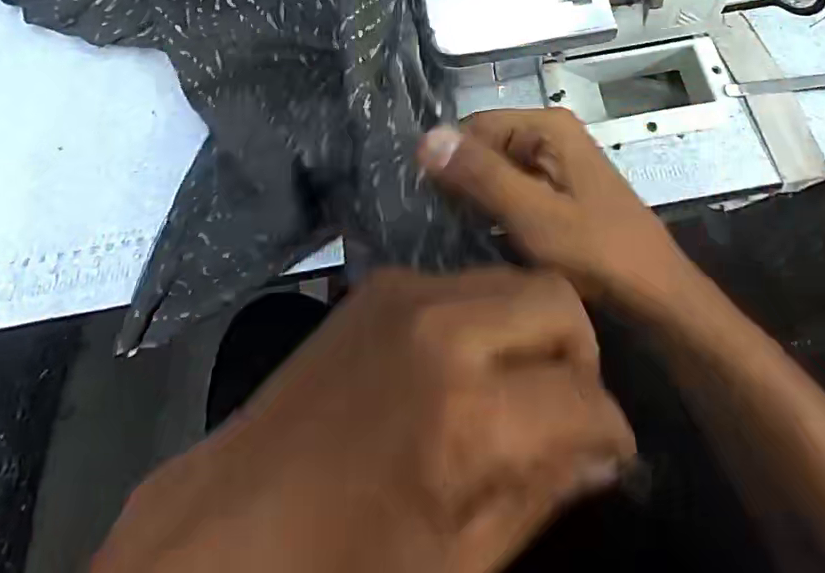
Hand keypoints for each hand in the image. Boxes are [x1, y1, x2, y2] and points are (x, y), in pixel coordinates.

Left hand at [92, 267, 635, 572]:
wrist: (212, 543)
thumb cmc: (343, 568)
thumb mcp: (456, 563)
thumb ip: (542, 496)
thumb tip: (604, 456)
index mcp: (468, 414)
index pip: (585, 398)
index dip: (612, 431)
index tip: (611, 452)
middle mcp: (446, 329)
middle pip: (561, 303)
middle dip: (581, 359)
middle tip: (568, 407)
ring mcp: (409, 295)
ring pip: (518, 280)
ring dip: (536, 330)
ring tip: (521, 383)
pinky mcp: (382, 285)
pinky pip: (467, 282)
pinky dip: (488, 316)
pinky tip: (466, 364)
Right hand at [419, 108, 691, 313]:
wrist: (653, 291)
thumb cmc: (596, 252)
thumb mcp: (531, 214)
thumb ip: (481, 175)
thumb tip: (426, 137)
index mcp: (548, 127)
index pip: (471, 126)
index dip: (445, 162)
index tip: (420, 206)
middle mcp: (552, 136)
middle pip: (484, 149)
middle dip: (460, 184)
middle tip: (432, 230)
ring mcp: (558, 165)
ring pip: (496, 174)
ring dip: (475, 203)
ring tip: (449, 240)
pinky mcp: (559, 193)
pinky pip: (513, 193)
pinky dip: (496, 213)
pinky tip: (480, 244)